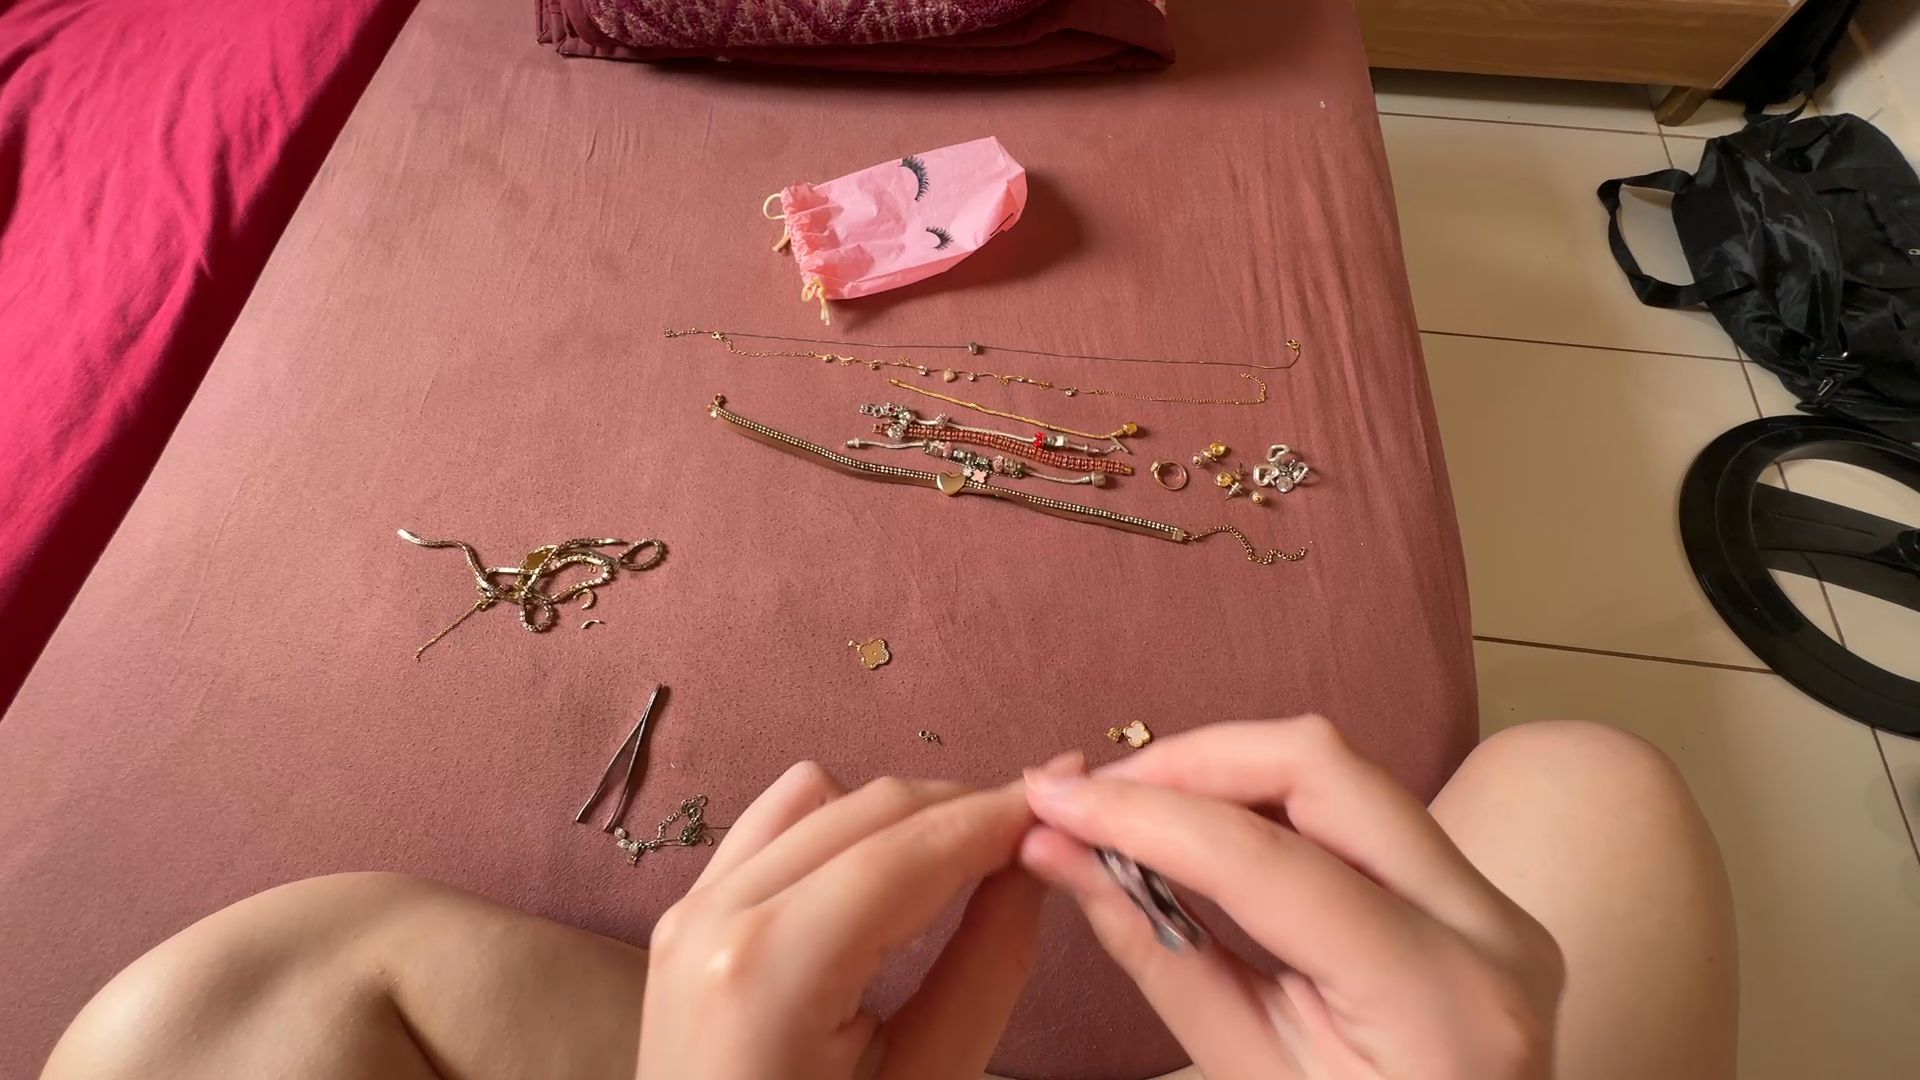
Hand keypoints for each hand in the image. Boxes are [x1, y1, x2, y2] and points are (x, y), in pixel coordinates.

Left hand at [637, 760, 1054, 1079]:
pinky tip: (875, 865)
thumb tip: (1030, 859)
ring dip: (901, 813)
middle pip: (870, 807)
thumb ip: (988, 965)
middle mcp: (716, 912)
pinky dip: (840, 818)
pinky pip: (775, 818)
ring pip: (822, 794)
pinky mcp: (688, 904)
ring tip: (955, 857)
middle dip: (959, 808)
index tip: (1055, 795)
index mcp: (767, 972)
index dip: (991, 817)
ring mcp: (691, 902)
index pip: (906, 854)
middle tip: (1028, 829)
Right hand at [1021, 718, 1564, 1079]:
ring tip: (1134, 805)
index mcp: (1438, 1004)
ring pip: (1325, 762)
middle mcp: (1483, 921)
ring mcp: (1481, 890)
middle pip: (1313, 761)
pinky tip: (1194, 819)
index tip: (1052, 800)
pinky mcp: (1457, 876)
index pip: (1261, 859)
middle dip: (1185, 760)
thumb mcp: (1241, 1073)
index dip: (1141, 815)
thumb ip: (1146, 944)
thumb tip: (1049, 846)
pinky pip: (1336, 792)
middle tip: (1098, 795)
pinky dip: (1247, 788)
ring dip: (1213, 765)